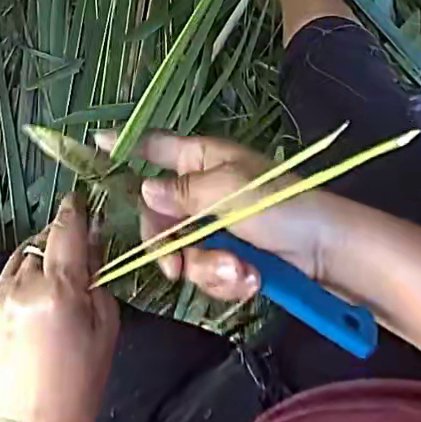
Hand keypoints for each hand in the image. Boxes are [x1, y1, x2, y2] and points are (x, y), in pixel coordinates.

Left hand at [0, 192, 118, 421]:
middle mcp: (23, 286)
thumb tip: (90, 235)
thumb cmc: (82, 378)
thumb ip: (97, 271)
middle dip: (60, 242)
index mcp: (59, 289)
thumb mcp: (106, 320)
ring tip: (51, 286)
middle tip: (73, 260)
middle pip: (43, 238)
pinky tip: (32, 304)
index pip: (66, 228)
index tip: (79, 198)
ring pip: (24, 255)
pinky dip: (21, 279)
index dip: (74, 209)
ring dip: (39, 260)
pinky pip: (7, 275)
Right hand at [95, 131, 348, 303]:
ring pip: (183, 248)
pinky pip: (206, 269)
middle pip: (160, 213)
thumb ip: (180, 193)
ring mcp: (217, 222)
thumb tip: (144, 190)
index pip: (155, 146)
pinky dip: (224, 279)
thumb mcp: (226, 191)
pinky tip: (248, 279)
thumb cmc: (277, 204)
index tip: (95, 143)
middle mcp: (204, 188)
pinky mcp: (231, 253)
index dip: (127, 145)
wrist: (326, 250)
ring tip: (237, 271)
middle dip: (167, 243)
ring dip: (207, 266)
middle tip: (172, 266)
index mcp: (203, 158)